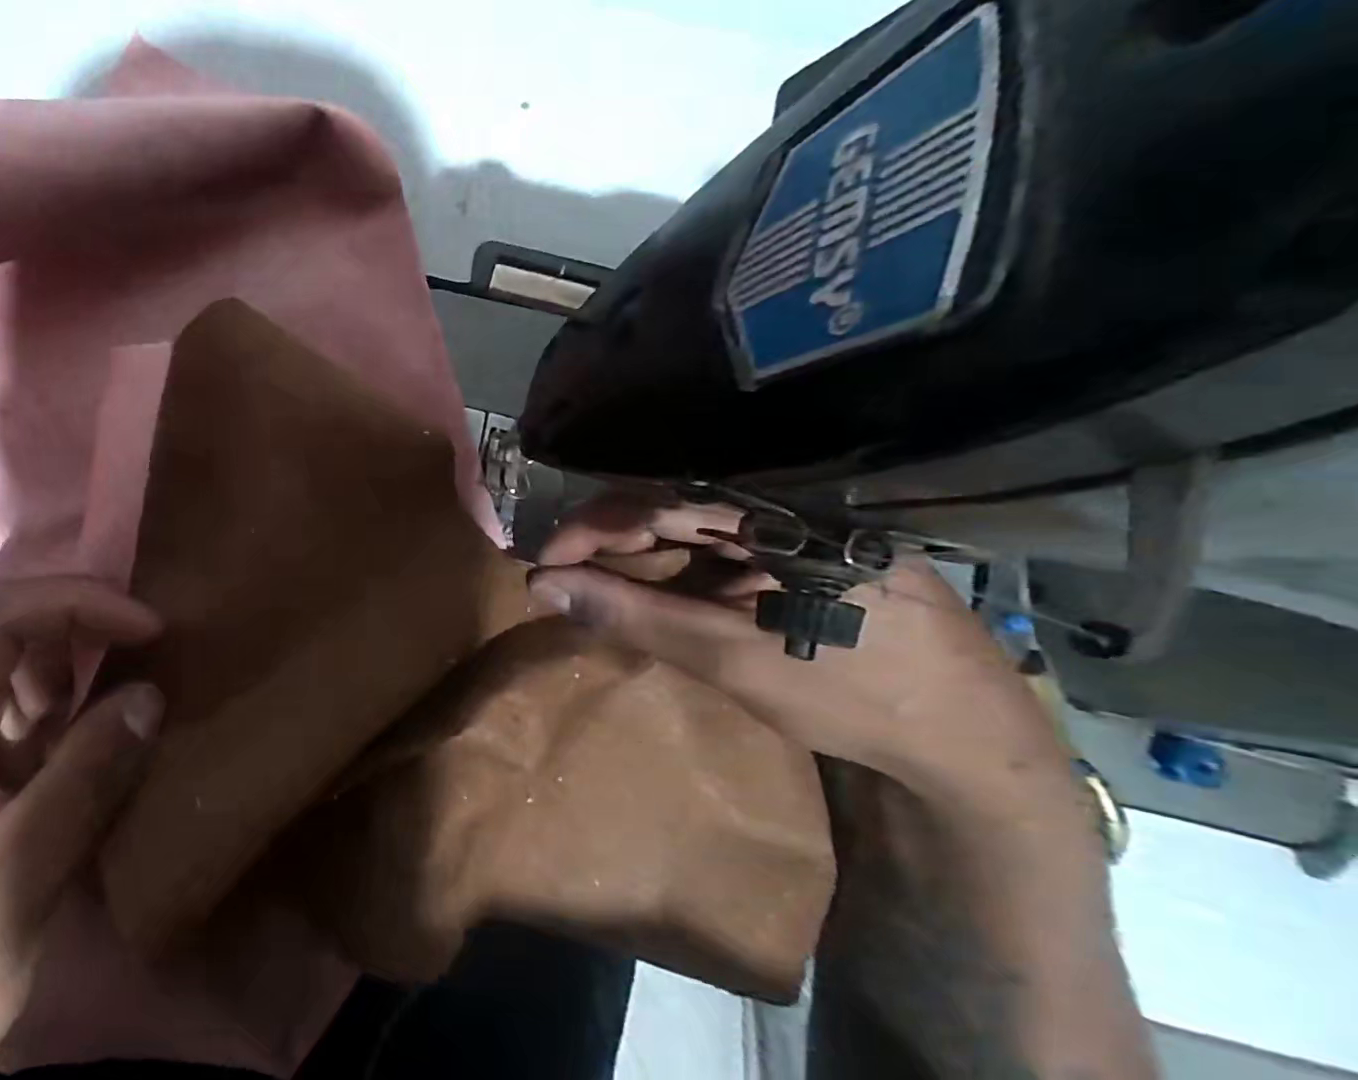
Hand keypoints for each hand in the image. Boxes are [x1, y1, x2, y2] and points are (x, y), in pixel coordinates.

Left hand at [0, 578, 165, 1079]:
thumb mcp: (10, 879)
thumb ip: (83, 778)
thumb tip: (151, 694)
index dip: (75, 604)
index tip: (150, 625)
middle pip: (15, 637)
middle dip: (92, 621)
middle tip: (168, 635)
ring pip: (38, 678)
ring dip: (100, 663)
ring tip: (167, 660)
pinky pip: (54, 725)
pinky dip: (98, 712)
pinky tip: (140, 713)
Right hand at [530, 494, 1076, 815]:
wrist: (970, 742)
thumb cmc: (852, 694)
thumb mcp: (730, 657)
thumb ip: (634, 614)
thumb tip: (546, 586)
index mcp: (773, 513)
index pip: (655, 502)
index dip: (588, 529)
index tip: (542, 565)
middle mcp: (787, 507)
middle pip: (673, 508)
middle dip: (608, 541)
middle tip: (562, 578)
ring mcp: (802, 531)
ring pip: (697, 529)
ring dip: (641, 557)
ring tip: (599, 587)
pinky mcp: (808, 556)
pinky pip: (727, 550)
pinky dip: (682, 573)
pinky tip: (663, 596)